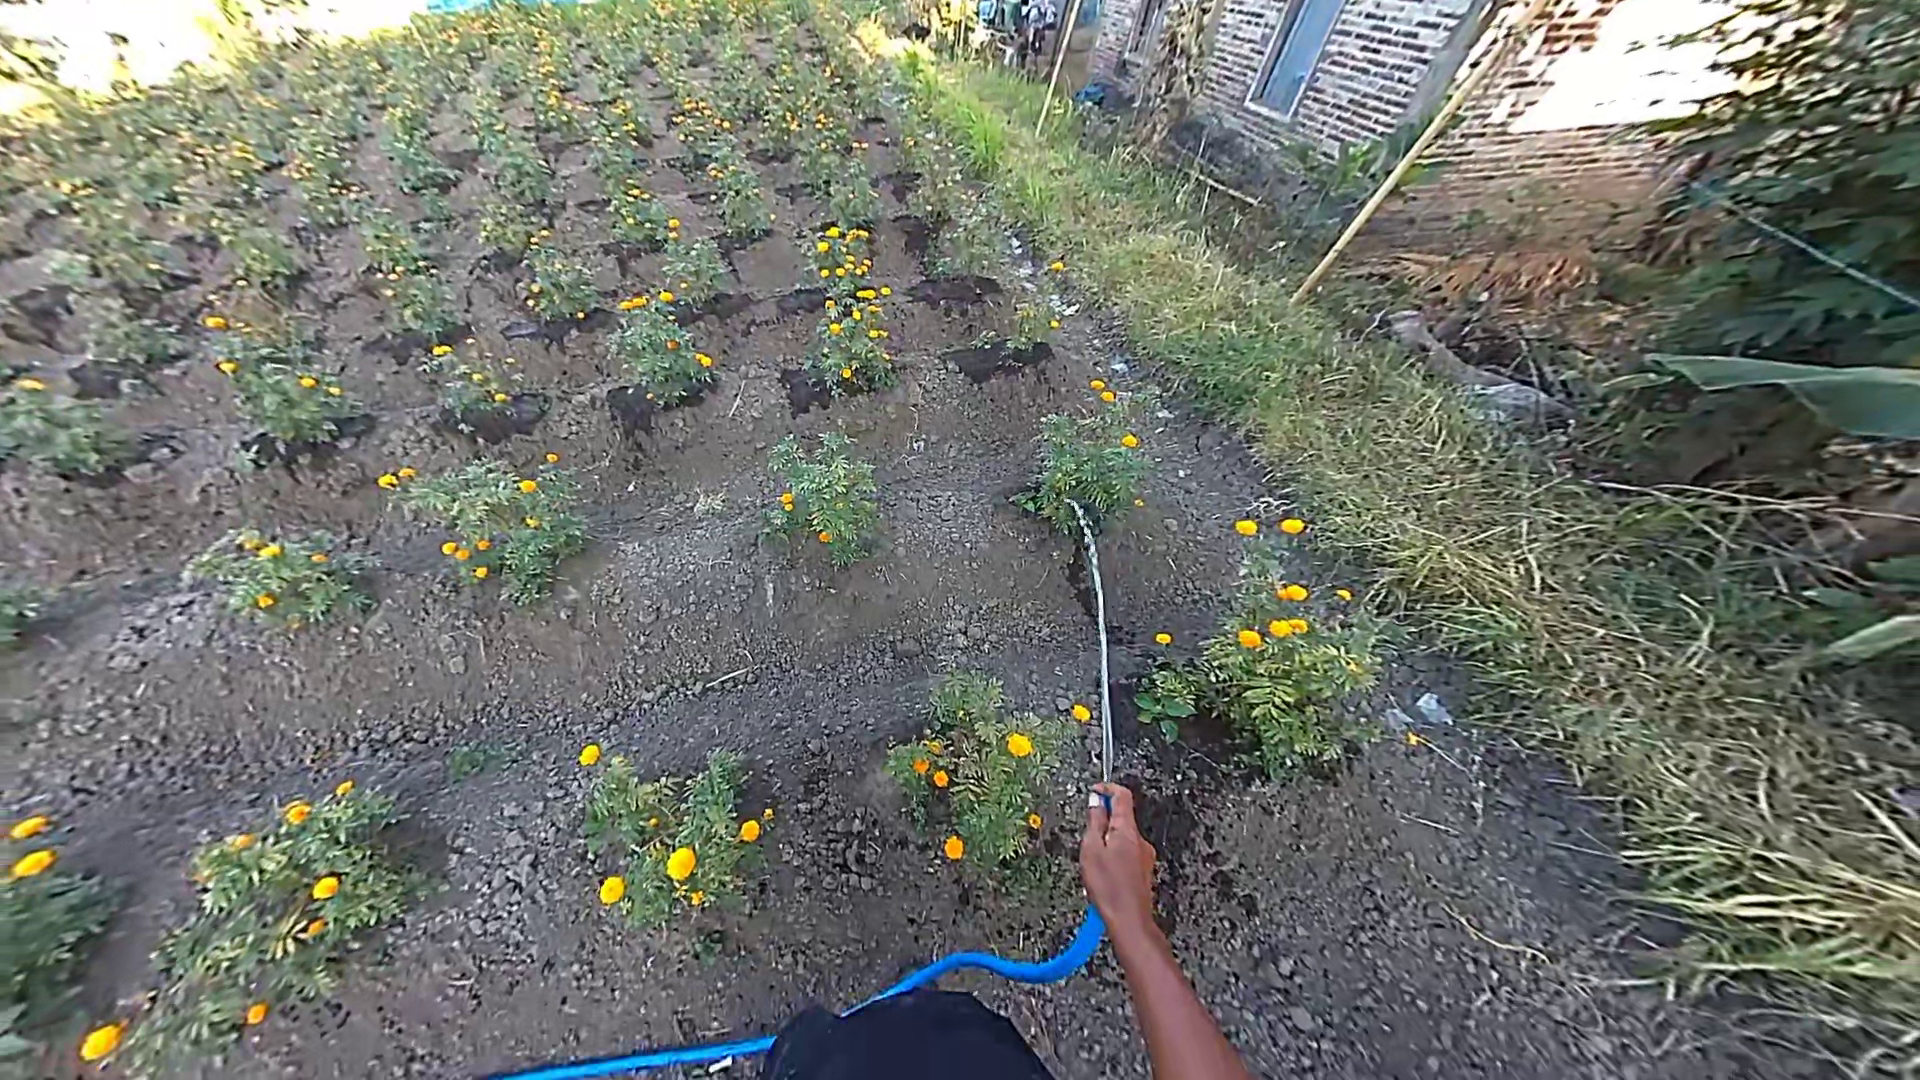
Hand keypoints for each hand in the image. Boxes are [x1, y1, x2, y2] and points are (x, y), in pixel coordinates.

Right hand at [1080, 782, 1157, 943]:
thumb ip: (1094, 821)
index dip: (1107, 788)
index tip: (1095, 791)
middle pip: (1122, 816)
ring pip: (1123, 835)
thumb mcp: (1091, 849)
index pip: (1122, 795)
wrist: (1129, 922)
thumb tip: (1095, 802)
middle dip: (1103, 819)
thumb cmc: (1109, 888)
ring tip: (1095, 860)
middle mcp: (1140, 840)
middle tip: (1089, 835)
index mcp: (1128, 830)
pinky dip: (1113, 853)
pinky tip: (1104, 872)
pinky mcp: (1142, 869)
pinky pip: (1126, 850)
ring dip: (1107, 839)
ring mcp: (1144, 855)